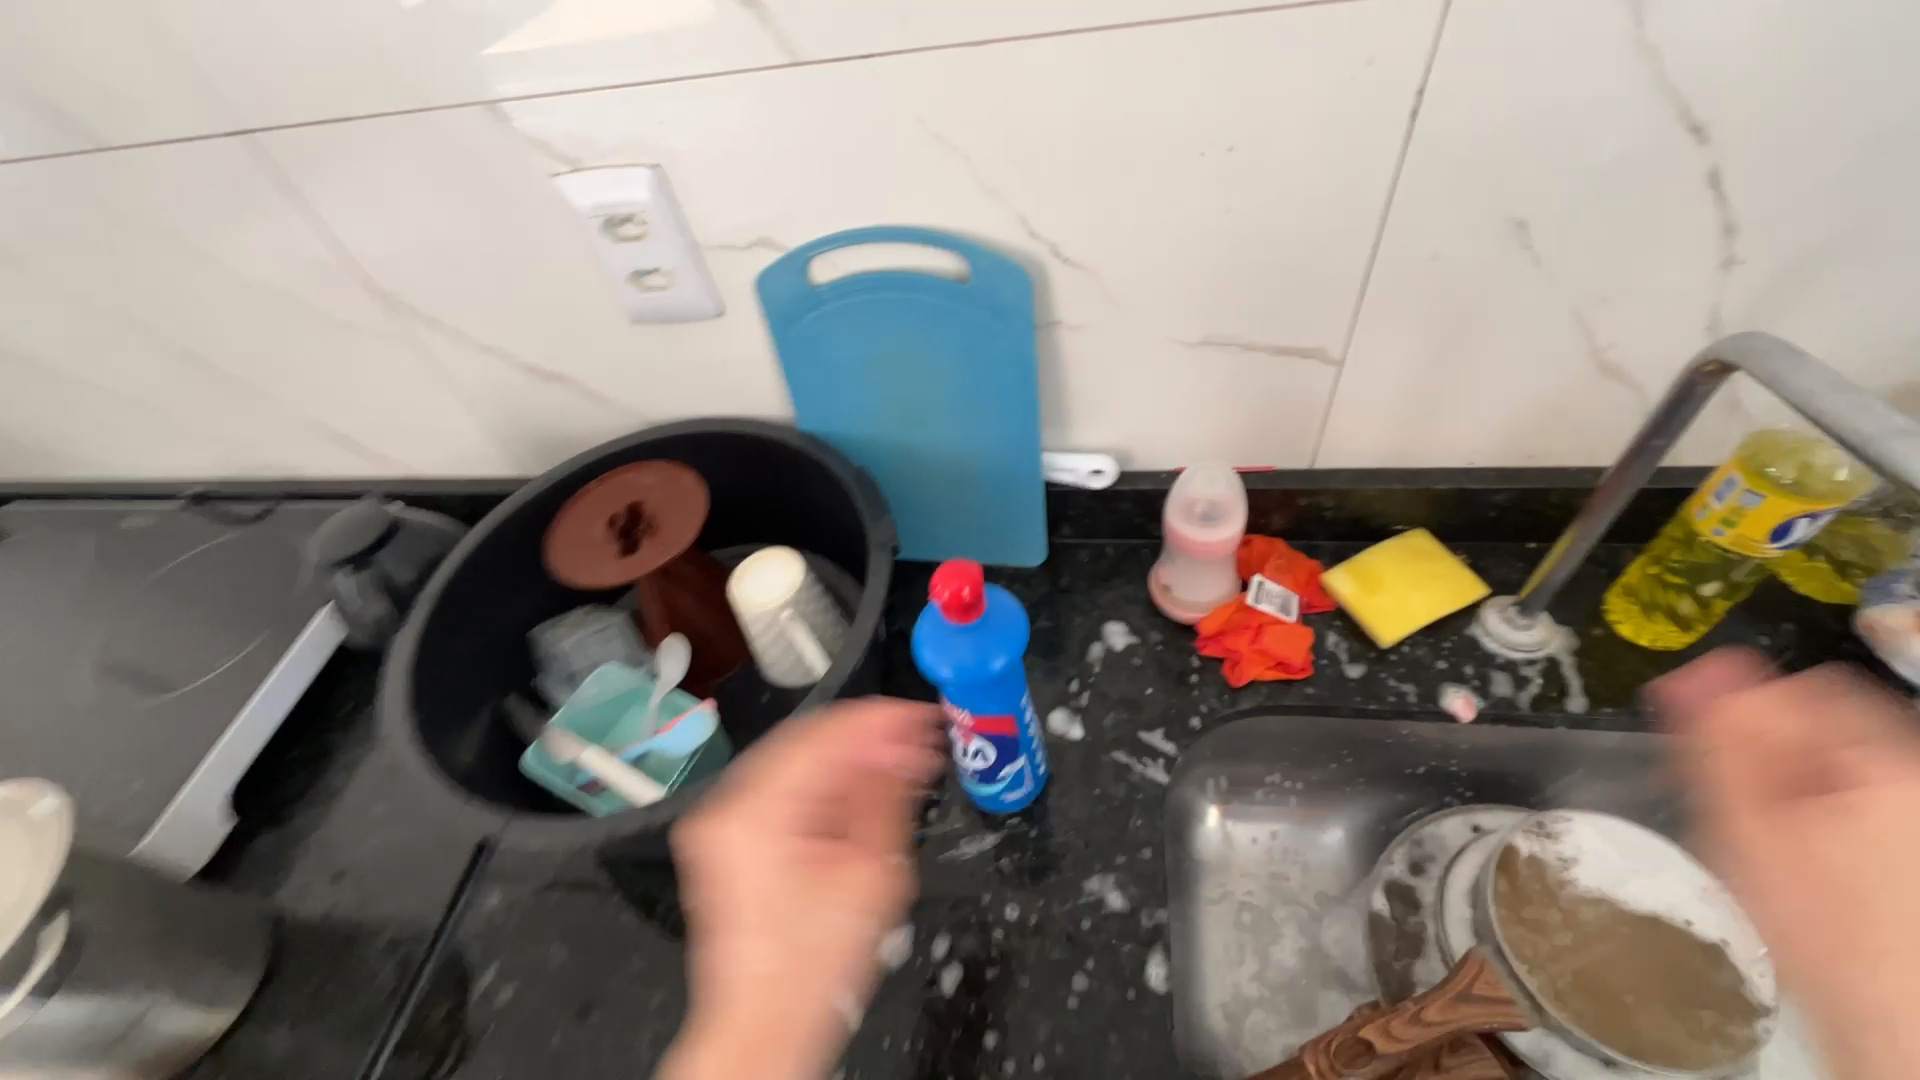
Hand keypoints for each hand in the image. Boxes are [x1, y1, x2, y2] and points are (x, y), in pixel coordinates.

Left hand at [659, 698, 944, 1079]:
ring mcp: (725, 822)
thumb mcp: (871, 876)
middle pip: (808, 741)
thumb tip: (907, 745)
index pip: (825, 735)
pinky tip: (865, 788)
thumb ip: (887, 796)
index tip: (921, 717)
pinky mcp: (734, 837)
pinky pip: (787, 788)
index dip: (881, 719)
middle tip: (919, 739)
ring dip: (852, 757)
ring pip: (799, 760)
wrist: (764, 1030)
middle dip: (870, 737)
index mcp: (756, 811)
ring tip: (902, 762)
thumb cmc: (811, 973)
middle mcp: (728, 806)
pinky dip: (829, 783)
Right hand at [1649, 648, 1919, 1079]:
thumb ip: (1721, 740)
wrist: (1890, 1017)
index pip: (1804, 688)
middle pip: (1826, 724)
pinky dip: (1822, 806)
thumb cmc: (1816, 924)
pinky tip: (1801, 851)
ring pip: (1840, 761)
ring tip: (1762, 830)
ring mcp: (1916, 810)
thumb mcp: (1745, 822)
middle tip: (1728, 794)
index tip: (1699, 736)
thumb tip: (1698, 673)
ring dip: (1790, 777)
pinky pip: (1863, 795)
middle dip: (1766, 748)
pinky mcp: (1910, 837)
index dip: (1740, 706)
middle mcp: (1914, 777)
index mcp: (1884, 764)